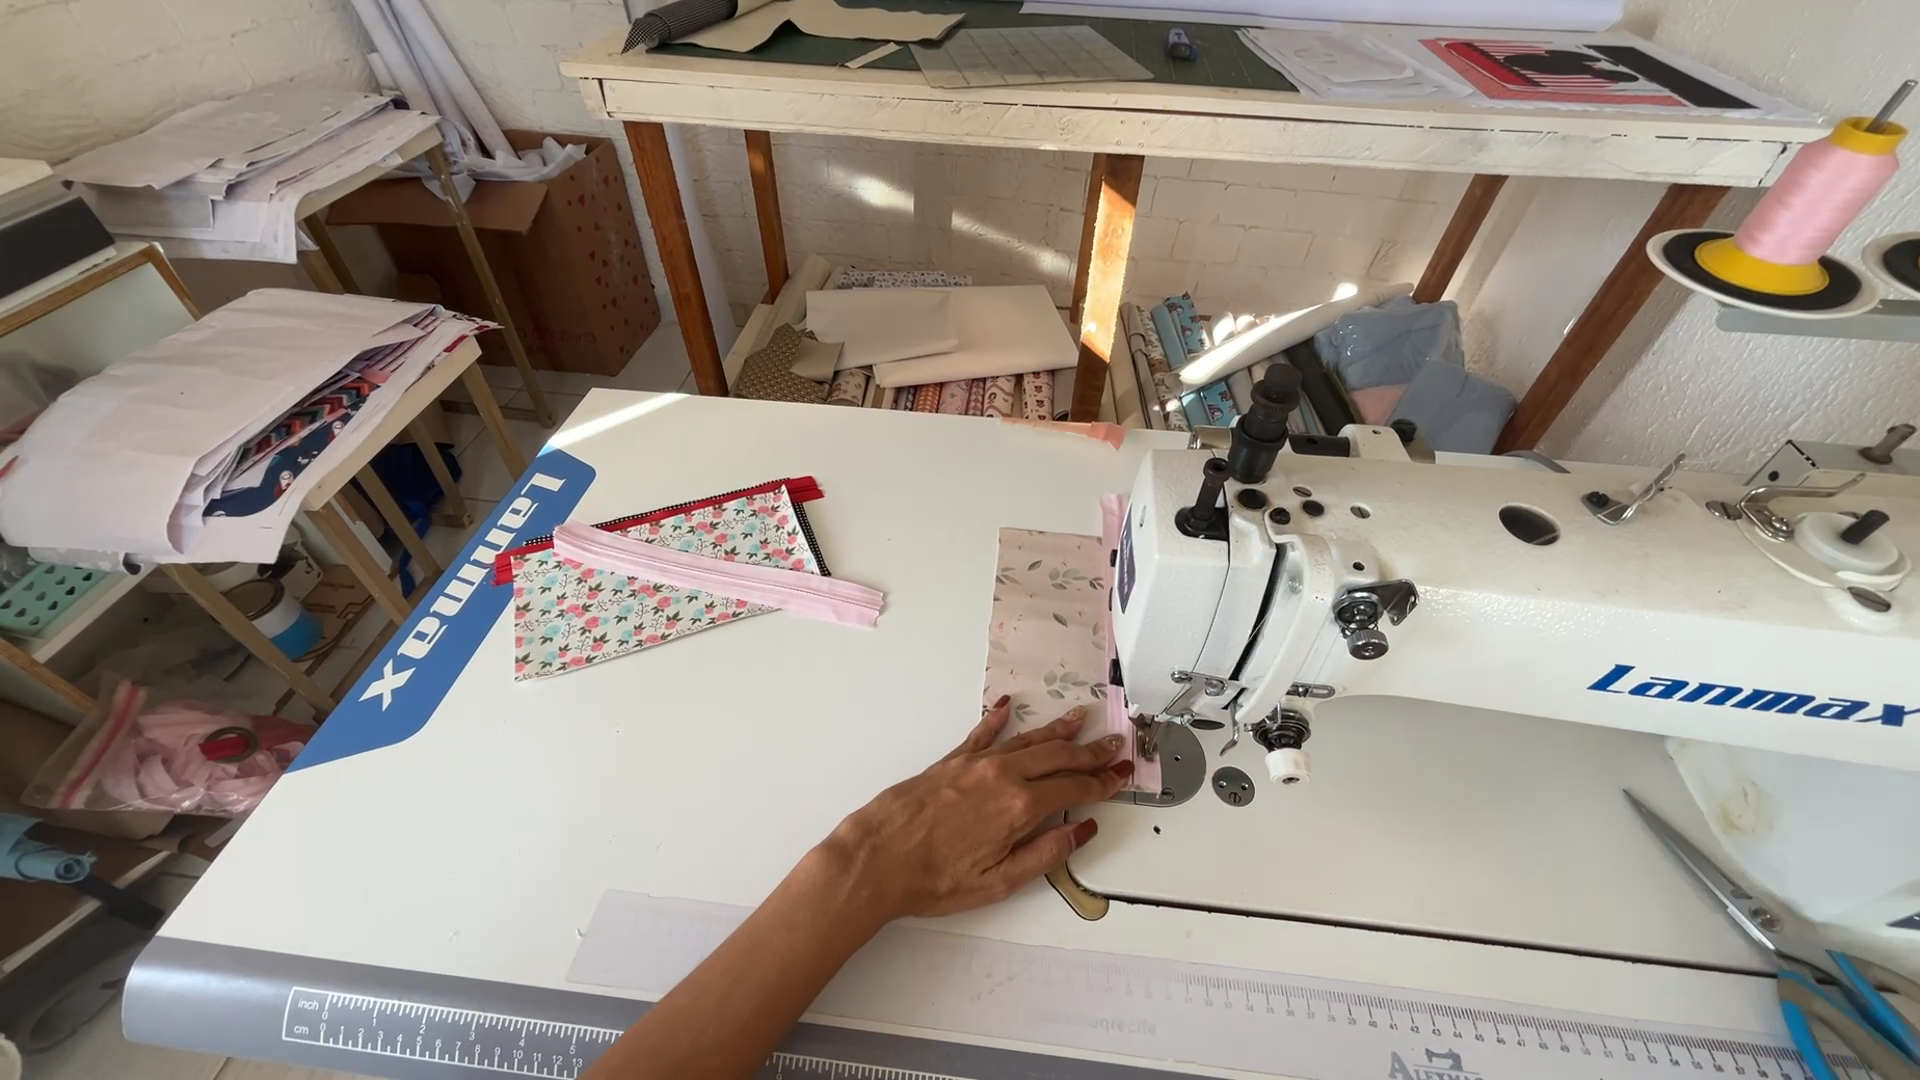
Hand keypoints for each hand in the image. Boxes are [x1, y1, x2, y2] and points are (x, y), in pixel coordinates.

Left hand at [817, 696, 1130, 923]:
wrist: (877, 857)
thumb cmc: (935, 878)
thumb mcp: (1000, 882)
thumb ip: (1045, 854)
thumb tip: (1082, 831)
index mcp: (1020, 807)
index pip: (1074, 788)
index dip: (1101, 782)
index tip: (1120, 774)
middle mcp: (1003, 776)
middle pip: (1057, 756)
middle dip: (1090, 750)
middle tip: (1114, 742)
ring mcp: (976, 764)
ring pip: (1027, 739)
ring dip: (1057, 729)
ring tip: (1080, 717)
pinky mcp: (952, 761)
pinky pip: (983, 733)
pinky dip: (998, 719)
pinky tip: (1008, 707)